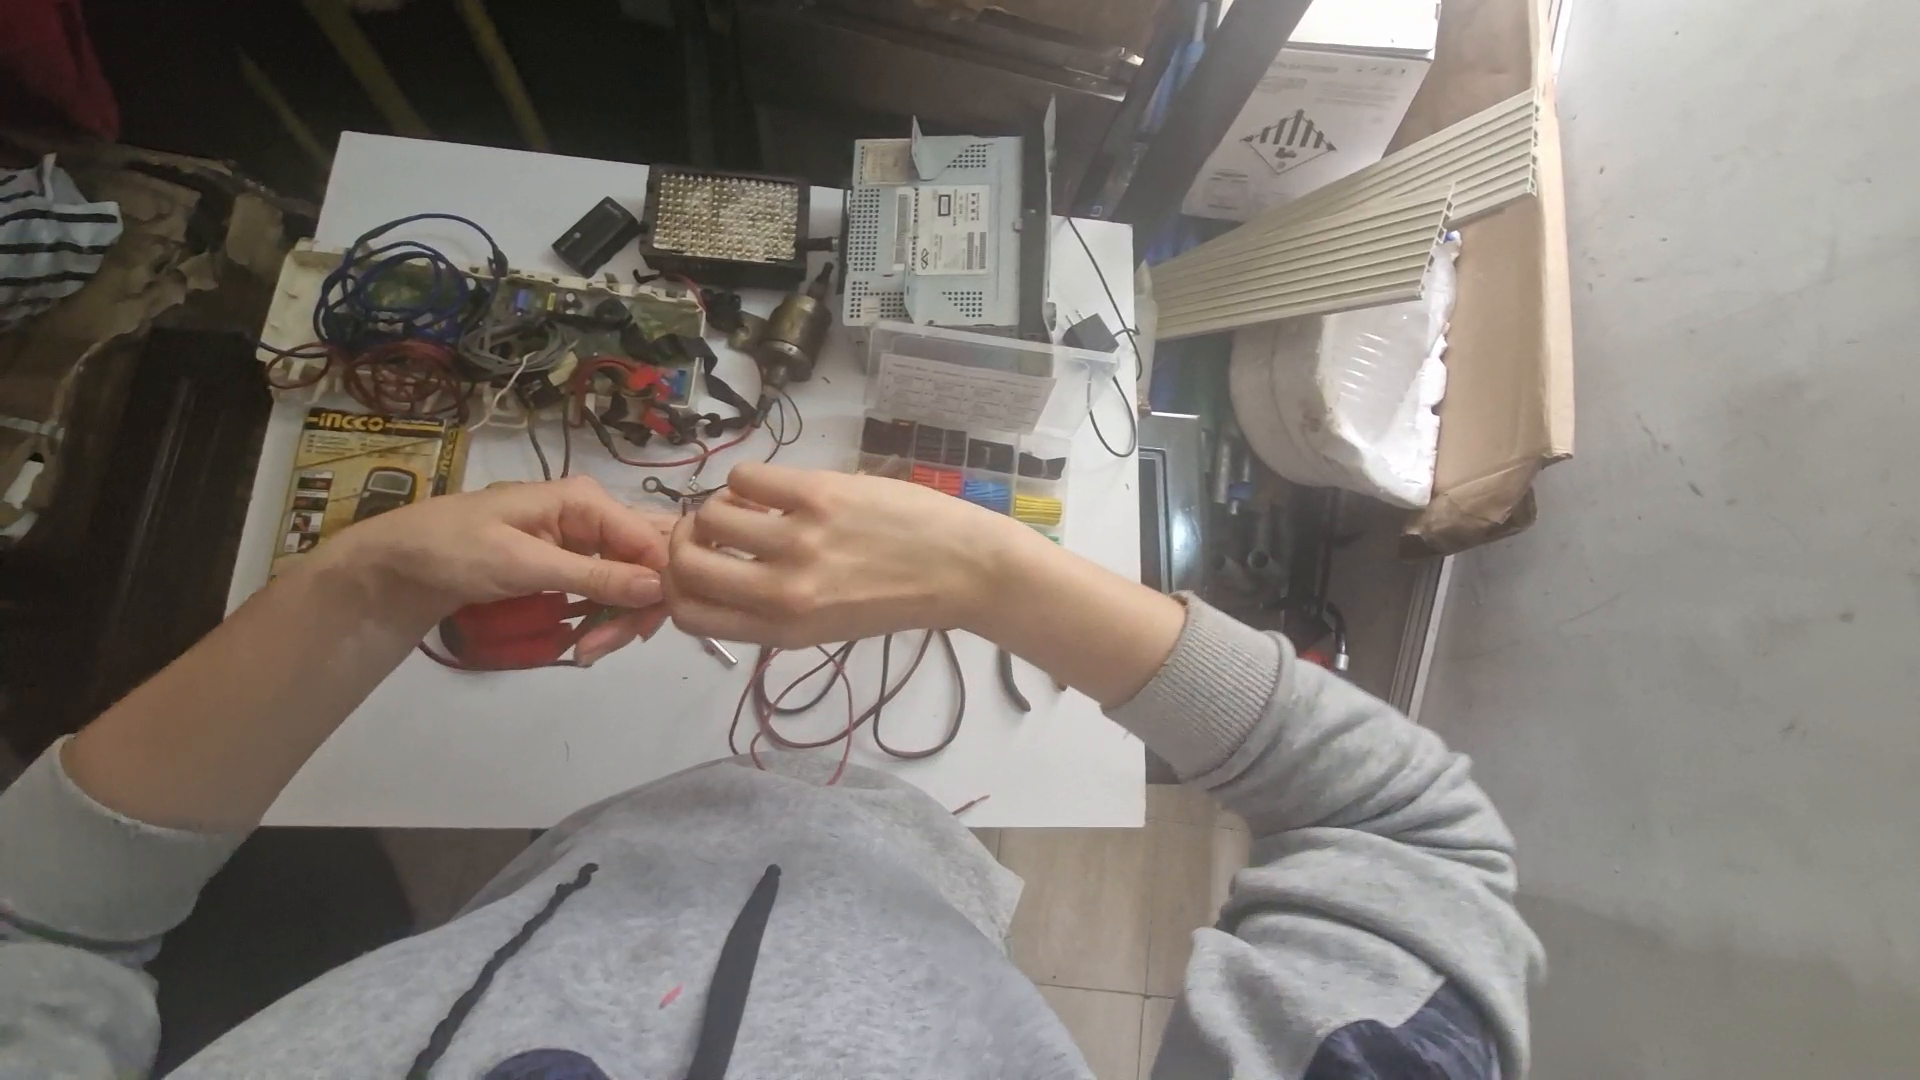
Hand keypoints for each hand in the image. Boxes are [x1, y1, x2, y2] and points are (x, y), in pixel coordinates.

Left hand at [315, 475, 673, 663]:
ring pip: (634, 583)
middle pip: (649, 562)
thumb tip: (659, 588)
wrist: (395, 566)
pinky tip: (585, 643)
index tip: (641, 629)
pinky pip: (610, 594)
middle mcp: (596, 517)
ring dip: (619, 621)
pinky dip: (604, 621)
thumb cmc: (452, 549)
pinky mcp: (576, 568)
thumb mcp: (523, 564)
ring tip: (585, 653)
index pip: (652, 541)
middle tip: (603, 648)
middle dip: (638, 608)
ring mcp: (587, 543)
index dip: (659, 584)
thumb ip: (595, 577)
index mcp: (588, 500)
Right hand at [664, 463, 1030, 647]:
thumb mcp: (829, 626)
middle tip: (710, 528)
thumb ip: (773, 610)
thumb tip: (724, 573)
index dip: (679, 586)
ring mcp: (798, 540)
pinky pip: (747, 476)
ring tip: (753, 506)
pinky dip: (751, 480)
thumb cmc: (900, 599)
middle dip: (685, 541)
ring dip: (721, 506)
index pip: (690, 614)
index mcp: (782, 631)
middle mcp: (780, 592)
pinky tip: (779, 488)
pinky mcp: (818, 494)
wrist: (964, 568)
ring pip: (712, 513)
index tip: (695, 566)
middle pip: (685, 563)